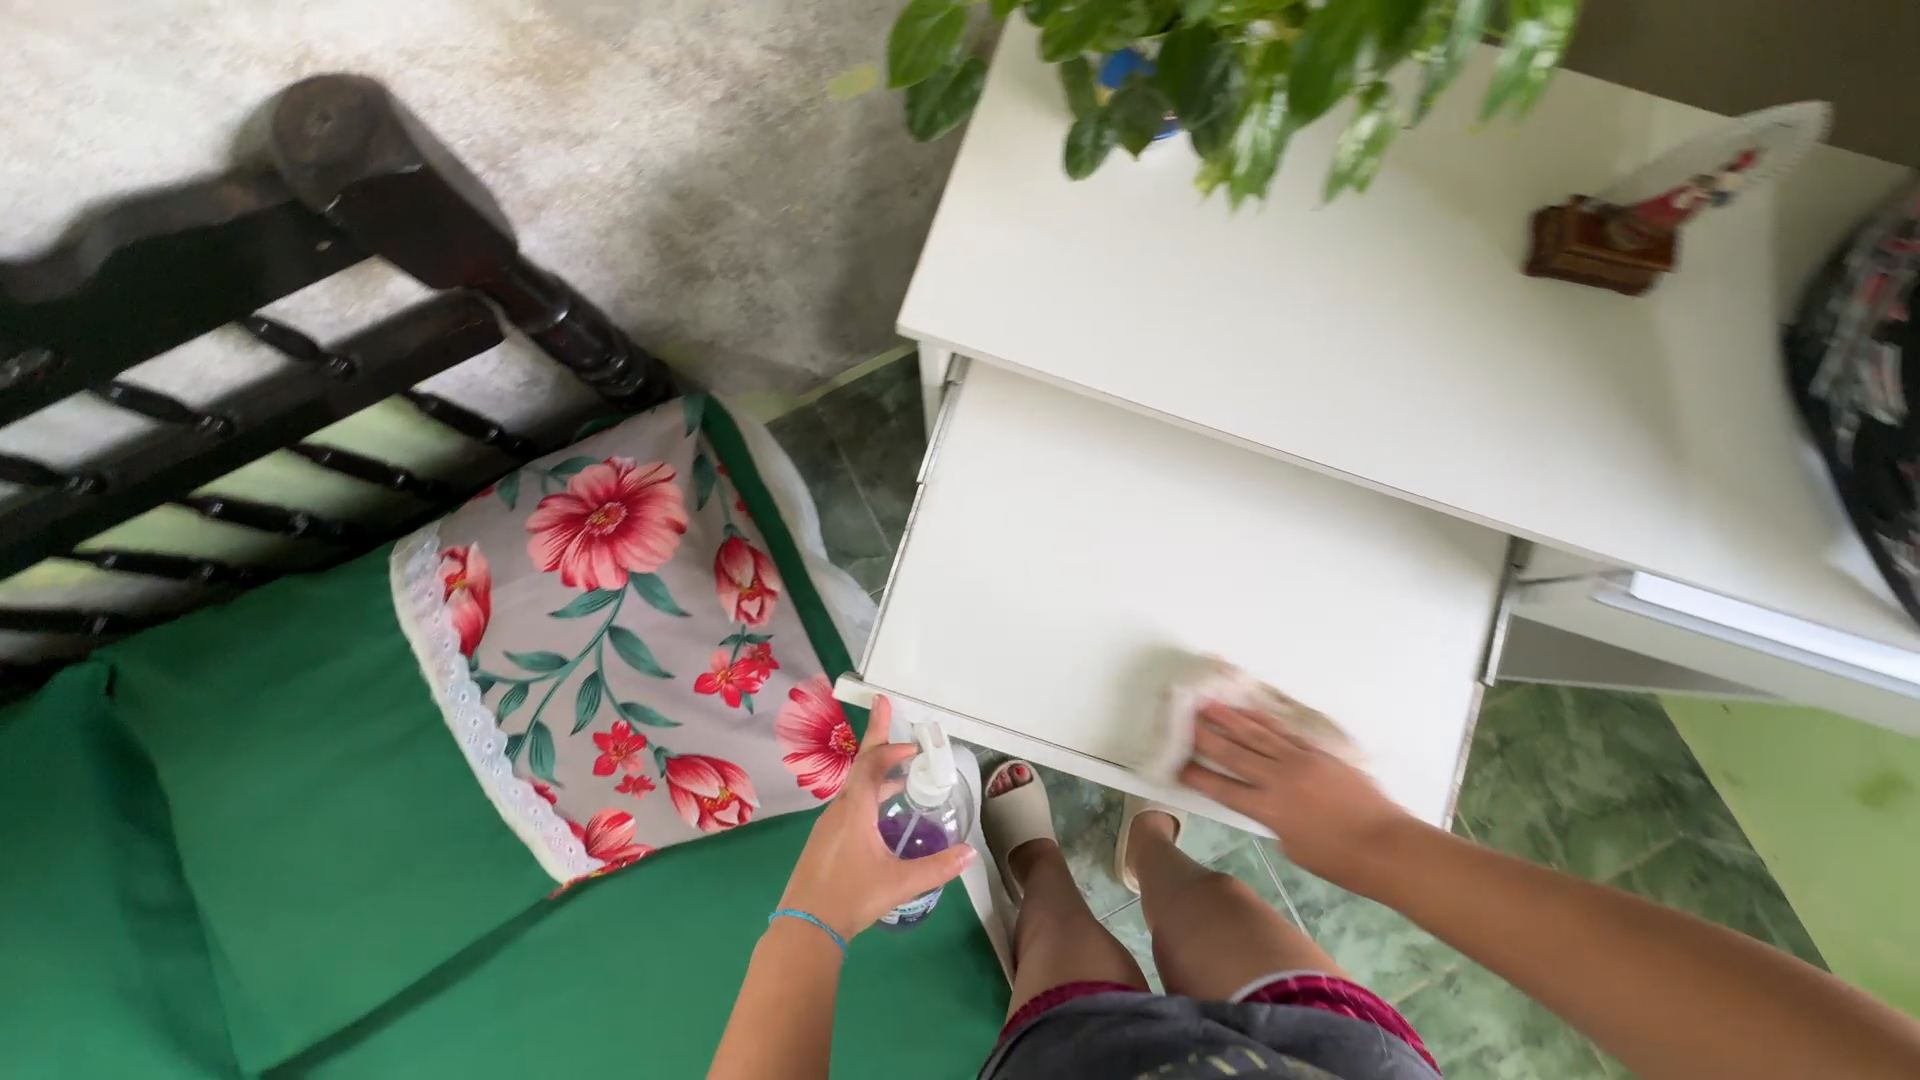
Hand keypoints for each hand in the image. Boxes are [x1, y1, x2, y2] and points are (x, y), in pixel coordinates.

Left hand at [777, 696, 975, 940]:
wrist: (805, 927)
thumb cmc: (851, 897)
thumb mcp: (900, 882)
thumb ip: (938, 867)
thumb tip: (970, 853)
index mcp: (855, 809)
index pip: (873, 764)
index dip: (893, 749)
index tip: (913, 743)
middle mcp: (839, 809)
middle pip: (860, 765)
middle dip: (877, 738)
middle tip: (884, 707)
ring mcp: (828, 824)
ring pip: (854, 787)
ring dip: (876, 773)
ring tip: (901, 775)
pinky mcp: (824, 840)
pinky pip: (849, 803)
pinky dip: (868, 794)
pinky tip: (882, 814)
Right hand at [1179, 702, 1416, 886]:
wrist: (1390, 847)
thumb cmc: (1342, 861)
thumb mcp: (1293, 848)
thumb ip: (1272, 821)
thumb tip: (1263, 801)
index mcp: (1268, 810)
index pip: (1221, 789)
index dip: (1196, 775)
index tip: (1175, 763)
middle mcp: (1278, 780)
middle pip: (1233, 754)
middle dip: (1204, 736)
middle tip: (1181, 719)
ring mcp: (1299, 762)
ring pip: (1255, 735)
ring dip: (1228, 719)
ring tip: (1206, 704)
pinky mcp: (1317, 753)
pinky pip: (1282, 732)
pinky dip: (1261, 721)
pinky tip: (1245, 712)